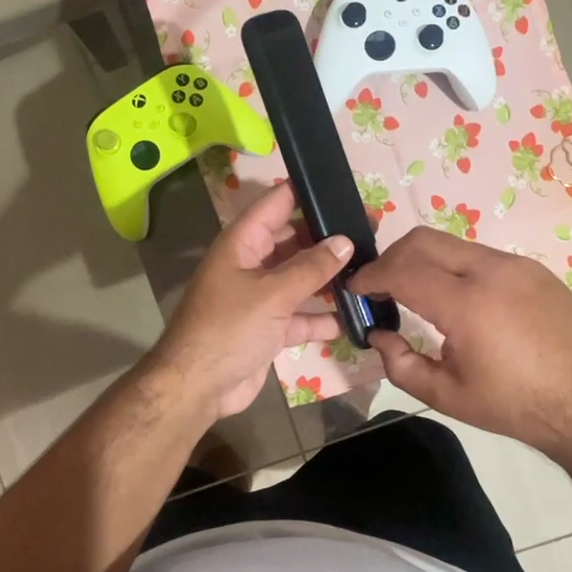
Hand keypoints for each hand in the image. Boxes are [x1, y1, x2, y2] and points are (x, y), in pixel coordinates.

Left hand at [147, 183, 351, 421]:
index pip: (276, 203)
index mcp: (242, 243)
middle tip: (370, 229)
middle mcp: (251, 264)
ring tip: (371, 268)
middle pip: (293, 240)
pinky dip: (323, 316)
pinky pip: (301, 315)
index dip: (306, 191)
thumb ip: (311, 267)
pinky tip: (357, 316)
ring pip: (300, 278)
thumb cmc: (229, 328)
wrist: (199, 386)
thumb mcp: (272, 294)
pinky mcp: (269, 328)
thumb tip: (345, 241)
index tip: (342, 185)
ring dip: (329, 277)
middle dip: (327, 236)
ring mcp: (260, 297)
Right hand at [348, 227, 571, 471]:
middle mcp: (491, 271)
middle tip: (378, 285)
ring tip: (414, 292)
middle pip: (423, 240)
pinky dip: (454, 266)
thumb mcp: (448, 397)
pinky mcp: (535, 270)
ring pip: (453, 244)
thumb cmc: (518, 406)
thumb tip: (379, 335)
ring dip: (424, 260)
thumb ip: (401, 364)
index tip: (354, 288)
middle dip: (391, 257)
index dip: (370, 276)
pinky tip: (456, 299)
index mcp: (467, 304)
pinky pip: (481, 256)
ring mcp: (517, 266)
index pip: (401, 271)